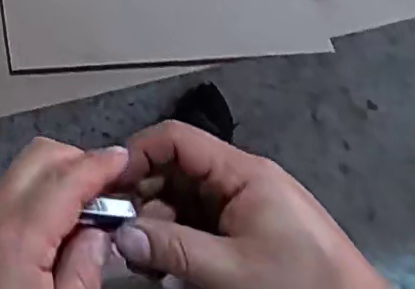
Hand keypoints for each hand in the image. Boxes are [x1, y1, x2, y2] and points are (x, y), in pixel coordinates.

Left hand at [0, 138, 129, 288]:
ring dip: (55, 175)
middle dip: (78, 161)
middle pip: (41, 155)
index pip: (67, 176)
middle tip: (108, 188)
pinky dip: (33, 193)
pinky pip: (5, 193)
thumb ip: (84, 266)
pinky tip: (51, 227)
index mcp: (17, 233)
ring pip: (21, 170)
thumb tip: (97, 230)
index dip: (100, 164)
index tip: (125, 160)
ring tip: (84, 210)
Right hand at [110, 121, 385, 288]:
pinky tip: (169, 266)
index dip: (139, 154)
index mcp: (240, 171)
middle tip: (122, 234)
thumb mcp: (236, 271)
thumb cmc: (303, 284)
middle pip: (177, 170)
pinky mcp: (251, 231)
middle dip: (146, 198)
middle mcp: (240, 179)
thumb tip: (122, 234)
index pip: (176, 139)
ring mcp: (246, 205)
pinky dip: (181, 240)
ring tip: (145, 260)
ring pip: (186, 200)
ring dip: (161, 224)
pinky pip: (203, 223)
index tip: (111, 186)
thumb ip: (176, 249)